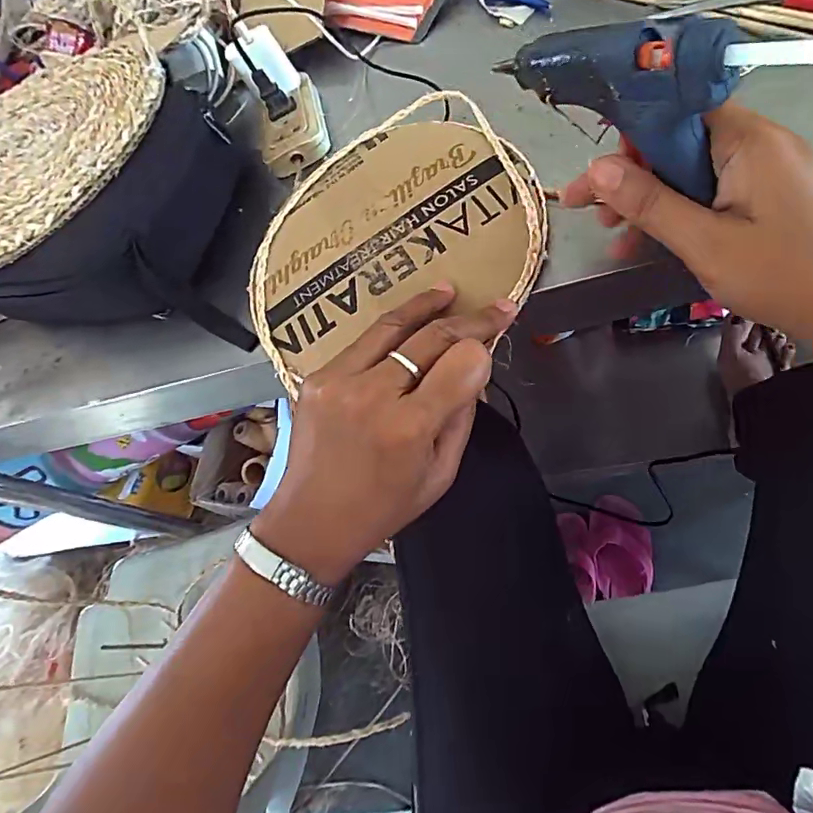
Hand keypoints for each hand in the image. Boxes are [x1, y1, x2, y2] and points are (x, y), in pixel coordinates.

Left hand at [251, 285, 514, 585]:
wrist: (311, 521)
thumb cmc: (382, 507)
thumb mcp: (440, 474)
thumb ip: (461, 418)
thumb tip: (474, 369)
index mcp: (409, 428)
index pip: (461, 361)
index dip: (485, 340)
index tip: (501, 327)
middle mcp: (372, 396)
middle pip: (431, 337)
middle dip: (470, 319)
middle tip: (494, 308)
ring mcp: (338, 382)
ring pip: (391, 328)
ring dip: (424, 306)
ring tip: (446, 291)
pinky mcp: (316, 378)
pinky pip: (362, 344)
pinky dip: (389, 332)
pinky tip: (407, 323)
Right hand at [559, 101, 812, 345]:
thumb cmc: (784, 275)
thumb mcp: (705, 242)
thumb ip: (650, 203)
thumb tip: (597, 169)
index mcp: (748, 141)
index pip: (677, 112)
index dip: (629, 139)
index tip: (594, 178)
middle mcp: (762, 145)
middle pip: (681, 143)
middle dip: (633, 177)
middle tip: (595, 216)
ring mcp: (771, 173)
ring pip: (694, 173)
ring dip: (653, 201)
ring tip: (617, 238)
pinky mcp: (774, 199)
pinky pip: (716, 194)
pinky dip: (683, 214)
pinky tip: (653, 245)